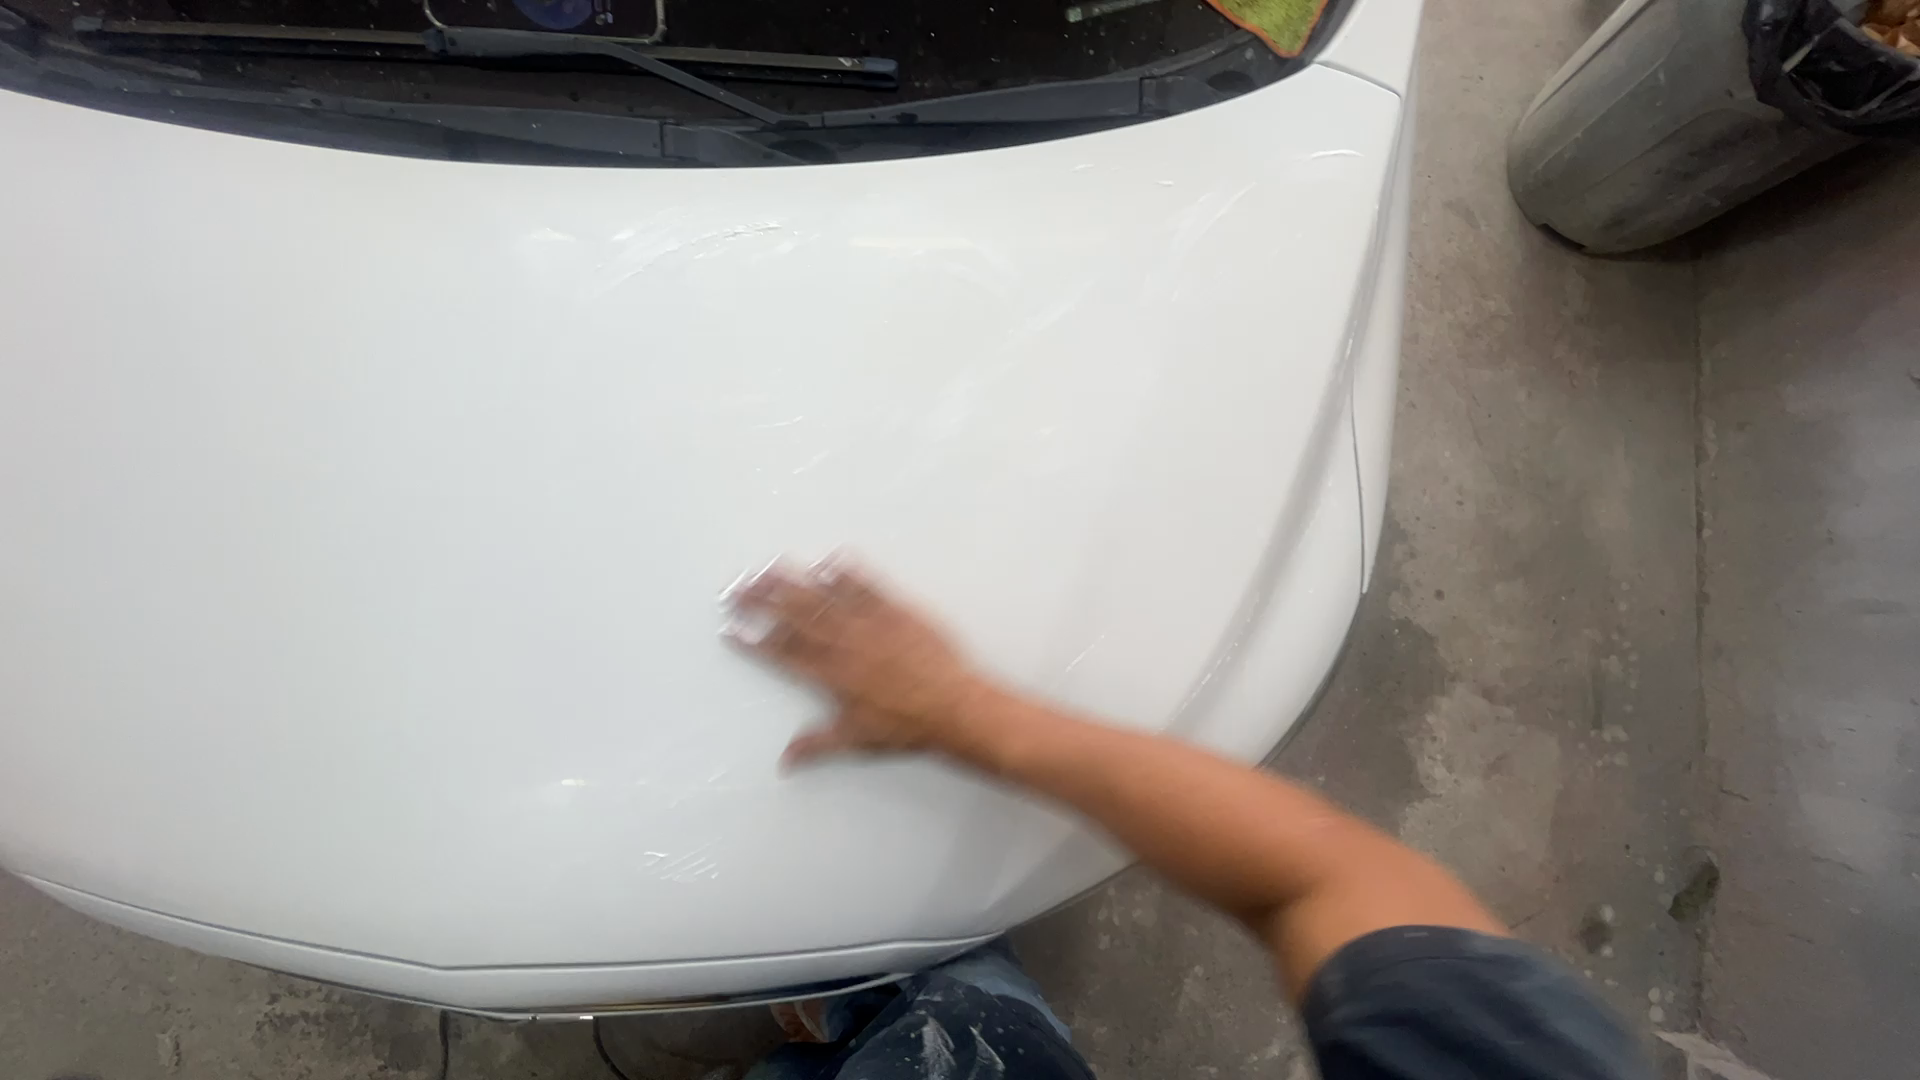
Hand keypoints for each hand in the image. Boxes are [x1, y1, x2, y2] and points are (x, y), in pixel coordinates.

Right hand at [721, 556, 991, 766]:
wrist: (953, 706)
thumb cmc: (908, 726)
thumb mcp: (857, 739)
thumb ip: (817, 745)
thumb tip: (786, 760)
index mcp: (831, 675)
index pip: (783, 654)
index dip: (753, 641)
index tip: (731, 629)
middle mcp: (845, 644)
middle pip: (795, 617)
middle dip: (763, 601)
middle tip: (738, 587)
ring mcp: (871, 624)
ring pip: (825, 597)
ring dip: (795, 580)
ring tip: (770, 567)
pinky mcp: (897, 611)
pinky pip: (868, 586)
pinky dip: (847, 572)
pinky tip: (830, 560)